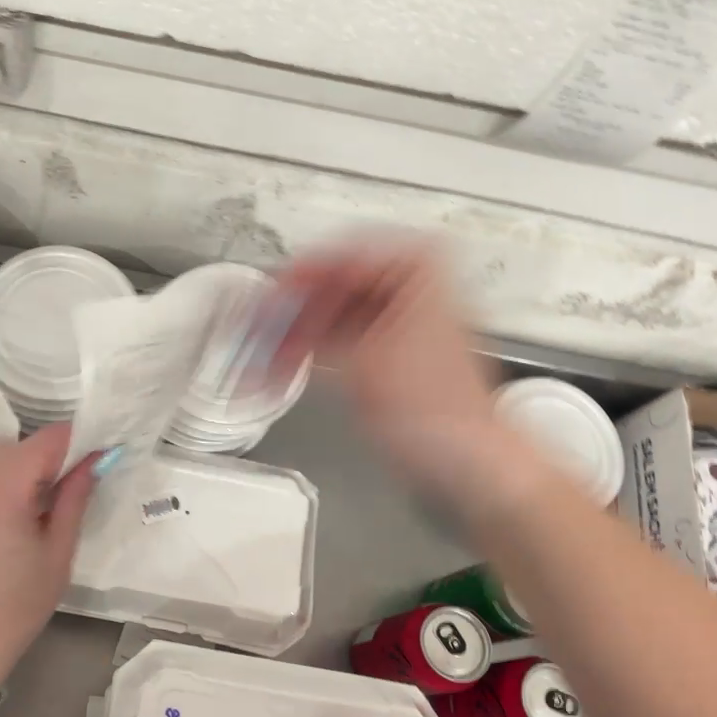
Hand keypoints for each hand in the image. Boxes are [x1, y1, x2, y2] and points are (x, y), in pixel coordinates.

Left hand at [0, 424, 96, 695]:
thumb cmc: (21, 602)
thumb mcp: (59, 549)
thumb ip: (76, 494)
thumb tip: (97, 457)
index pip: (50, 440)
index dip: (82, 441)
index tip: (107, 454)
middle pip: (30, 445)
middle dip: (60, 458)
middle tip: (85, 485)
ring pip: (12, 455)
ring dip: (38, 468)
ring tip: (55, 504)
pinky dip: (16, 478)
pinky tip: (29, 509)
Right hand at [272, 236, 533, 513]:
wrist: (465, 460)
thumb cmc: (432, 408)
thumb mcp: (362, 358)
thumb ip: (309, 326)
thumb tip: (267, 307)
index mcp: (416, 266)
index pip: (339, 256)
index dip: (293, 280)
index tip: (260, 300)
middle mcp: (409, 286)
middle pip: (330, 286)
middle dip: (287, 314)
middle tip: (251, 332)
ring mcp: (397, 321)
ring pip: (329, 316)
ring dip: (291, 337)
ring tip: (256, 360)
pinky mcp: (386, 355)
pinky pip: (335, 342)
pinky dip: (307, 355)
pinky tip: (275, 373)